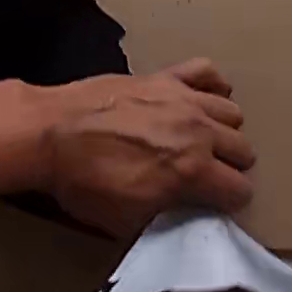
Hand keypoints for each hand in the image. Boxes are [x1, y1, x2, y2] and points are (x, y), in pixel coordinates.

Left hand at [36, 59, 255, 238]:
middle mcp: (197, 131)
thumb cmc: (83, 181)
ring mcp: (181, 98)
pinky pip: (205, 71)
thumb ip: (168, 214)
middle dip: (228, 165)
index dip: (227, 201)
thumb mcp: (127, 219)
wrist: (49, 133)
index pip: (240, 190)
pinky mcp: (163, 77)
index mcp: (191, 170)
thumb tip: (186, 208)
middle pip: (243, 149)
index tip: (210, 201)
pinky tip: (199, 98)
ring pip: (231, 112)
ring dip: (221, 129)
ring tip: (198, 138)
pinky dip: (210, 85)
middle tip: (202, 172)